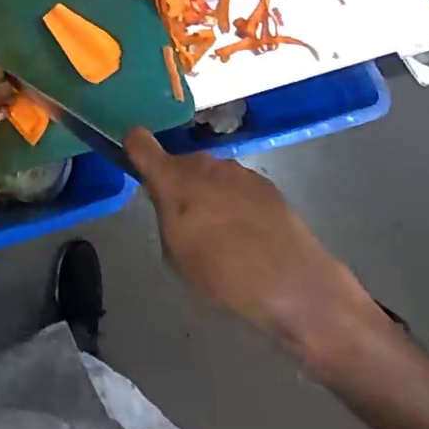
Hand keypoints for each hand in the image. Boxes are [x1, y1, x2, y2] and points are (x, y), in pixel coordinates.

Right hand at [124, 128, 392, 365]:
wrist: (294, 285)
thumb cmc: (223, 277)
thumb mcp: (176, 256)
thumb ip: (166, 217)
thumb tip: (171, 203)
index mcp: (173, 180)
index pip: (140, 143)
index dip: (134, 146)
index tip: (135, 159)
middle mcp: (203, 164)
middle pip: (180, 164)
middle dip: (179, 185)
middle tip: (187, 222)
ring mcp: (237, 170)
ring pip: (211, 175)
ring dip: (210, 194)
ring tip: (223, 236)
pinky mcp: (266, 183)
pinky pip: (237, 186)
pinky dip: (237, 202)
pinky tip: (250, 236)